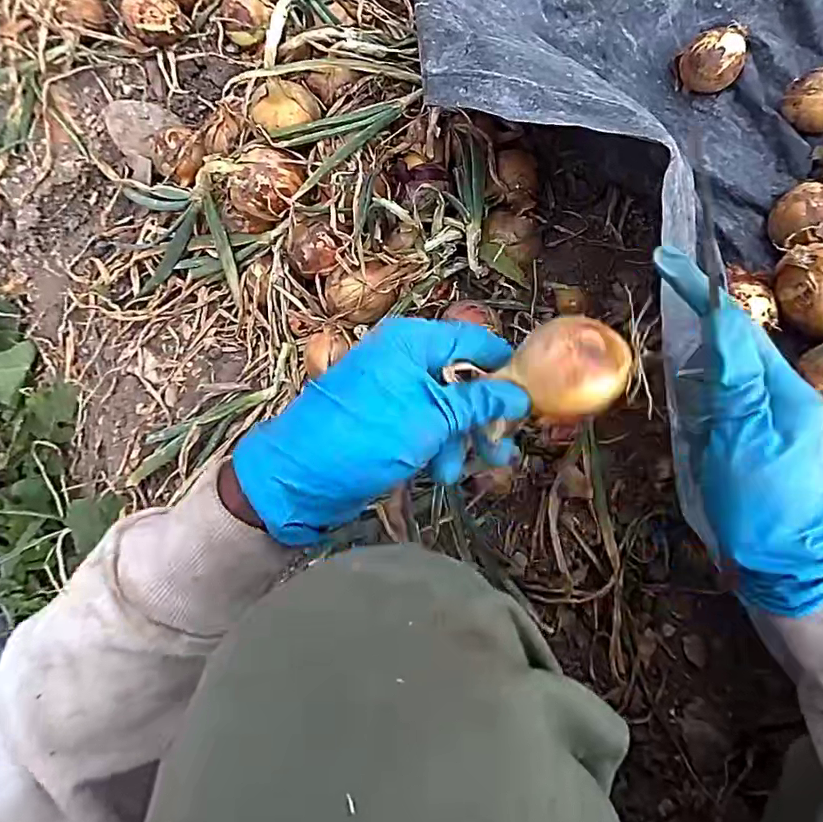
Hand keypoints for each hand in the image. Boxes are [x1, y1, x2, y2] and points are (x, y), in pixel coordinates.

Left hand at [230, 317, 529, 544]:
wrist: (293, 481)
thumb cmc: (365, 436)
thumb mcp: (432, 418)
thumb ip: (479, 403)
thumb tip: (519, 394)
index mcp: (411, 342)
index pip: (471, 340)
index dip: (502, 364)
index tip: (528, 390)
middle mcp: (403, 359)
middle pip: (461, 378)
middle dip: (485, 413)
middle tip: (505, 441)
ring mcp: (392, 390)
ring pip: (446, 407)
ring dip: (464, 437)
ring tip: (479, 467)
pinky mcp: (384, 420)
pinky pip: (425, 425)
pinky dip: (439, 446)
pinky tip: (442, 474)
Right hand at [655, 247, 822, 615]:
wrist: (782, 568)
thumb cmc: (761, 509)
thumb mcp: (742, 444)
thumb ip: (732, 382)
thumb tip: (720, 320)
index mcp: (782, 391)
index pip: (737, 327)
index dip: (701, 292)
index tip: (668, 260)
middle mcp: (781, 394)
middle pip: (733, 341)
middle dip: (698, 318)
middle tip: (667, 298)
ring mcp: (770, 414)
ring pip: (726, 368)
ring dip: (697, 357)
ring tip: (677, 368)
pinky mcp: (756, 432)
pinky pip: (725, 397)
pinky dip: (701, 389)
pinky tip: (691, 402)